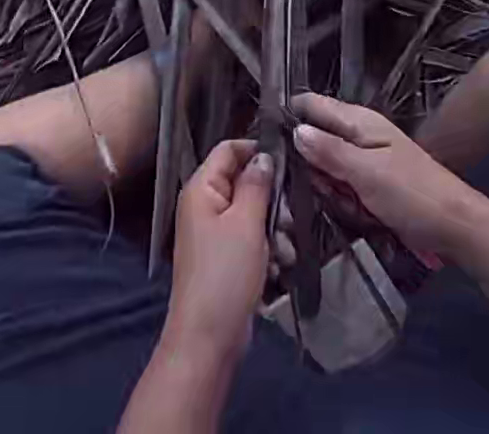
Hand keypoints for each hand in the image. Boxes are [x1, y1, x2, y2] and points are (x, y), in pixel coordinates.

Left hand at [164, 139, 273, 363]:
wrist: (208, 339)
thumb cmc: (225, 274)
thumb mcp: (246, 223)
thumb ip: (256, 184)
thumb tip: (264, 155)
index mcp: (202, 188)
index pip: (228, 149)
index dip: (255, 150)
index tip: (286, 162)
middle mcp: (205, 204)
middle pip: (244, 181)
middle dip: (270, 199)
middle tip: (286, 219)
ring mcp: (214, 231)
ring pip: (253, 211)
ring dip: (273, 228)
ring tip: (282, 250)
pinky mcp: (226, 256)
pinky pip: (251, 238)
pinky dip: (266, 249)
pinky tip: (278, 267)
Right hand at [290, 93, 488, 259]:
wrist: (455, 228)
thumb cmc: (413, 194)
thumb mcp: (366, 172)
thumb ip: (328, 150)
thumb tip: (295, 129)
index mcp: (358, 120)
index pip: (311, 104)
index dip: (289, 117)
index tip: (272, 143)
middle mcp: (358, 134)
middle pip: (313, 141)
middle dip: (314, 169)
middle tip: (333, 188)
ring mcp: (363, 159)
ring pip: (324, 169)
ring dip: (332, 190)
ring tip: (353, 204)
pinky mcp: (369, 182)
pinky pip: (341, 188)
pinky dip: (346, 203)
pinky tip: (361, 214)